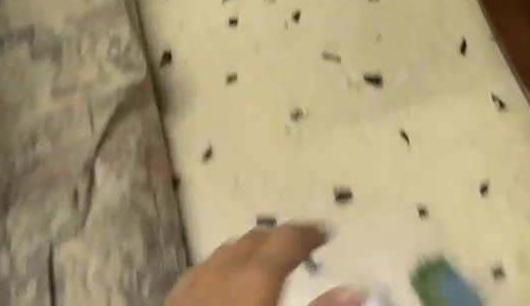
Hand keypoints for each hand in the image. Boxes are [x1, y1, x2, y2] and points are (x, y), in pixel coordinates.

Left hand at [165, 222, 363, 305]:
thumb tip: (356, 290)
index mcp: (257, 276)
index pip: (289, 239)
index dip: (309, 233)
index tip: (327, 232)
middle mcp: (225, 268)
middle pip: (257, 239)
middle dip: (280, 239)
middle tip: (301, 248)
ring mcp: (194, 282)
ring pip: (228, 251)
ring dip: (251, 250)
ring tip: (266, 261)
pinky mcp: (173, 298)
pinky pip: (203, 269)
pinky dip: (222, 267)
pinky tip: (223, 282)